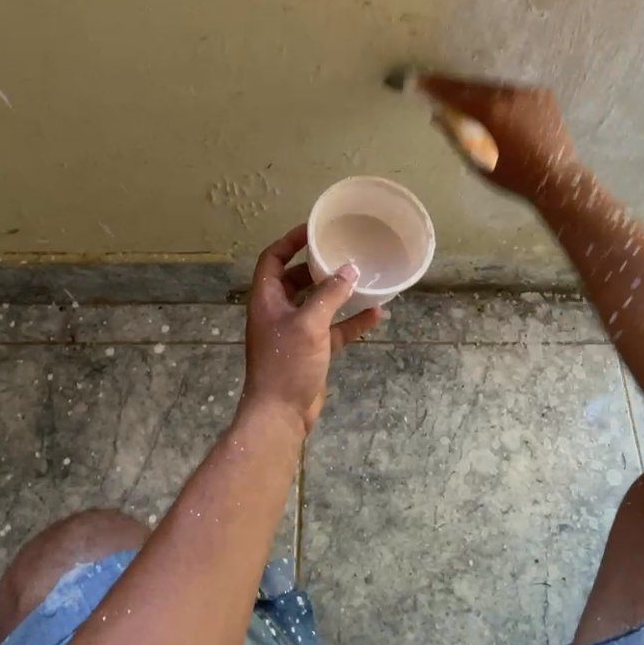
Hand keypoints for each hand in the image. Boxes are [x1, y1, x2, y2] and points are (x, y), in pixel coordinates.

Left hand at [240, 224, 384, 434]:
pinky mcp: (312, 350)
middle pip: (295, 279)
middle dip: (317, 266)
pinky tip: (376, 313)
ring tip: (361, 277)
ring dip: (338, 292)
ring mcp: (295, 332)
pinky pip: (334, 328)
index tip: (313, 229)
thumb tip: (350, 269)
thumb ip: (329, 295)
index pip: (272, 259)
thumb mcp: (309, 324)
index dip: (290, 241)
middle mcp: (278, 311)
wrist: (280, 414)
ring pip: (317, 303)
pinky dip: (351, 321)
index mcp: (266, 299)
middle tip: (341, 251)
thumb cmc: (286, 364)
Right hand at [417, 72, 580, 201]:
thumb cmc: (514, 175)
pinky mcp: (543, 94)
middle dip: (454, 85)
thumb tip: (438, 116)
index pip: (455, 93)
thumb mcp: (478, 161)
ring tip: (464, 92)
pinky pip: (514, 89)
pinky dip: (500, 93)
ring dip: (477, 88)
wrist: (556, 178)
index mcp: (490, 111)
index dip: (435, 87)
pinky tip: (493, 99)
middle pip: (474, 84)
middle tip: (437, 84)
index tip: (420, 82)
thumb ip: (456, 135)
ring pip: (494, 85)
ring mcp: (528, 92)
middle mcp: (509, 94)